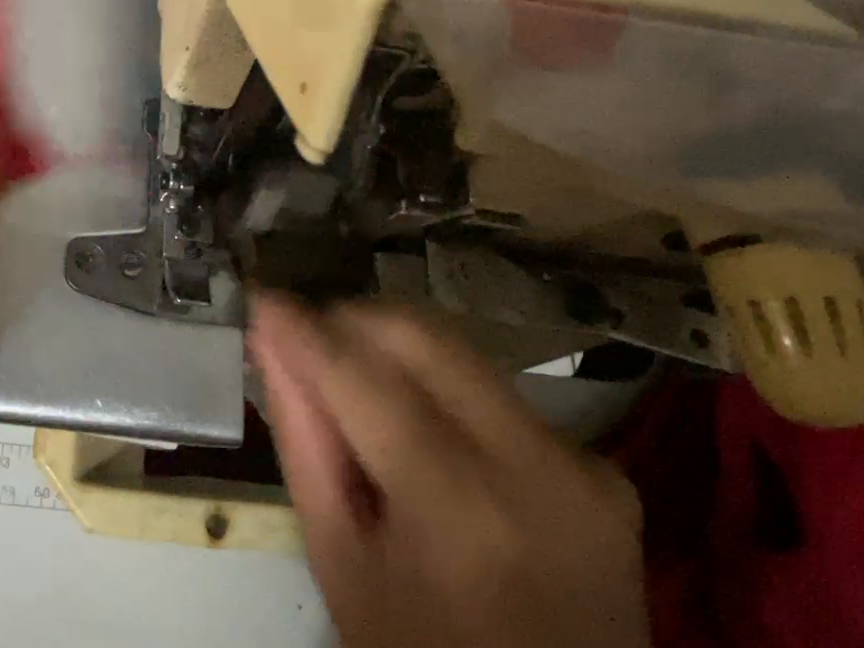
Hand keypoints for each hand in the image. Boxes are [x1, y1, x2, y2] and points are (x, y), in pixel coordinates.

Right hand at [250, 296, 649, 647]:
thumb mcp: (340, 564)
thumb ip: (305, 442)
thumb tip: (272, 344)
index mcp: (461, 510)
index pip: (364, 378)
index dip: (304, 329)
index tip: (259, 299)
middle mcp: (537, 467)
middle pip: (422, 337)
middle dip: (350, 323)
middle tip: (303, 345)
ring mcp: (582, 463)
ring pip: (460, 355)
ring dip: (394, 358)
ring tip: (359, 404)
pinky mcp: (604, 465)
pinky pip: (499, 395)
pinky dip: (443, 396)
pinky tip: (426, 443)